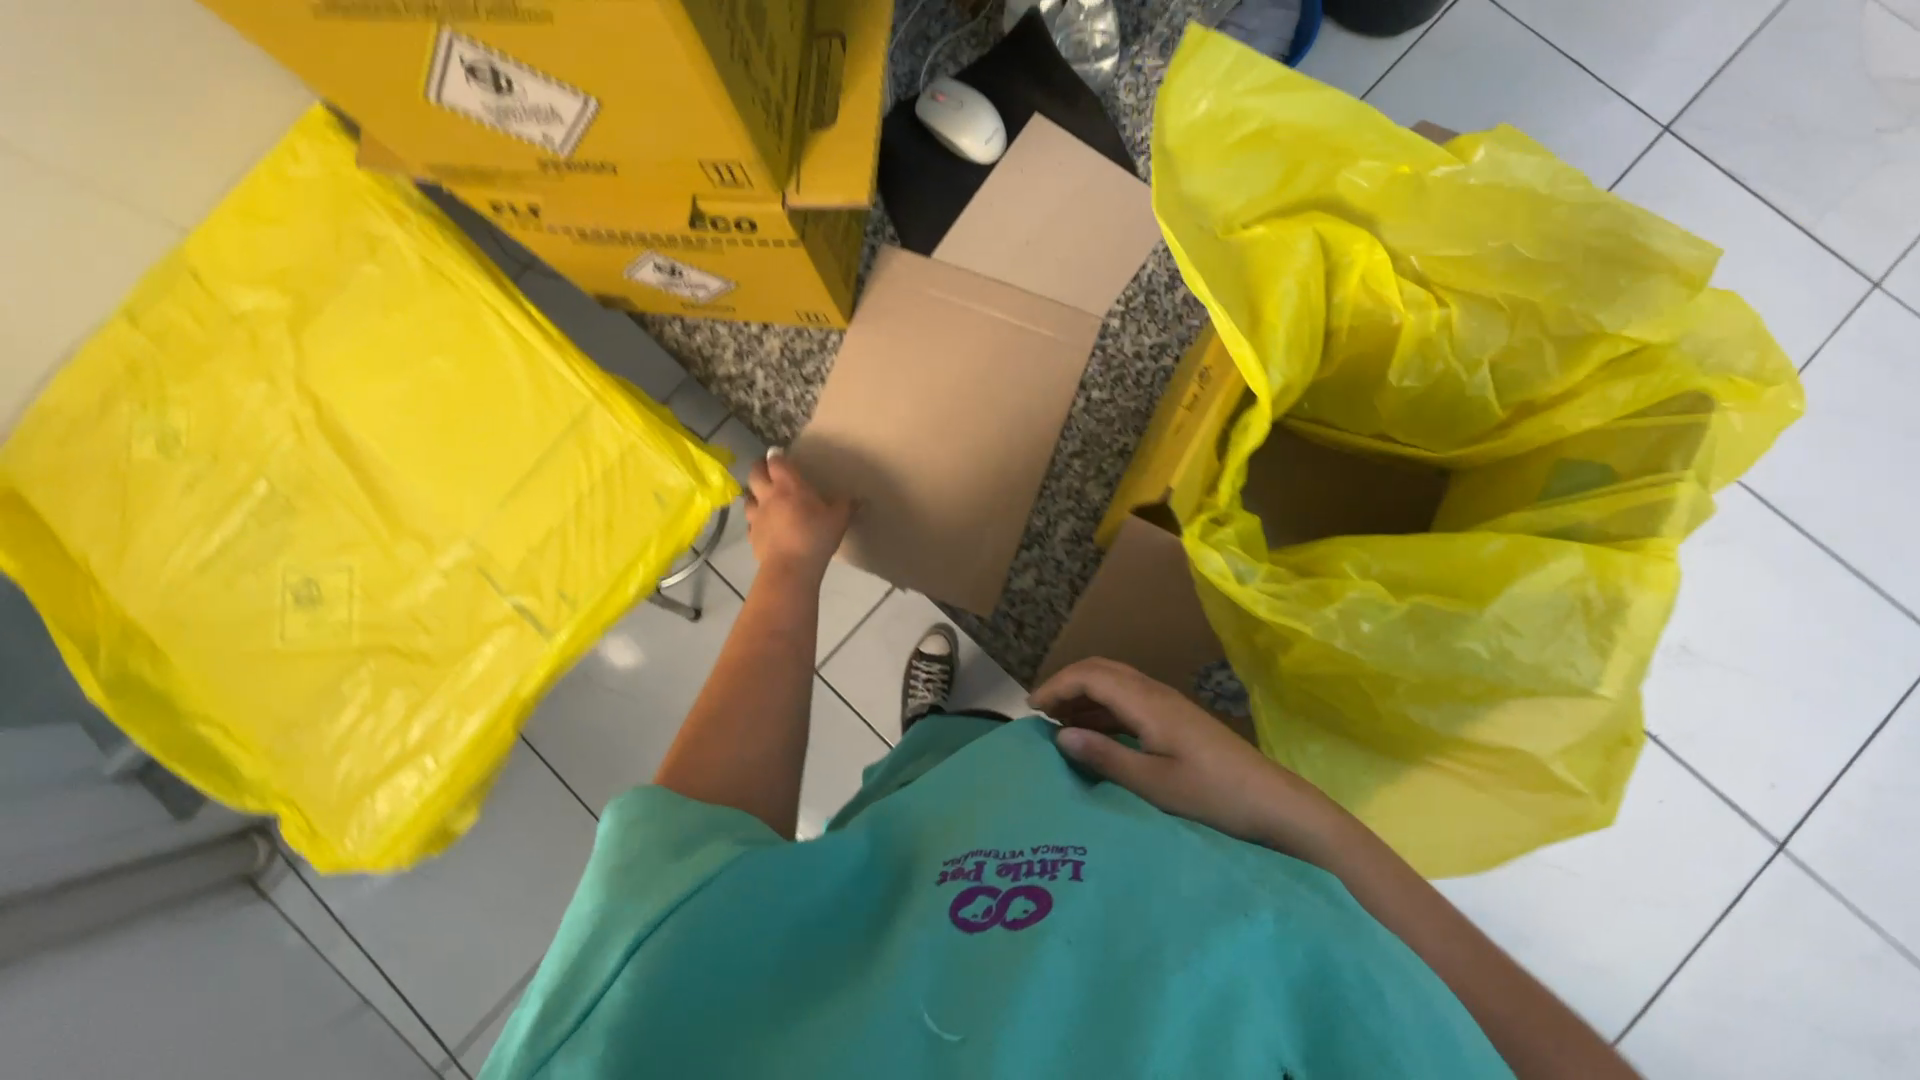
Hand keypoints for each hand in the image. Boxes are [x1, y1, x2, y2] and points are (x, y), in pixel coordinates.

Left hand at [745, 450, 852, 580]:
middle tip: (766, 468)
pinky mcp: (752, 535)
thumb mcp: (838, 519)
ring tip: (761, 496)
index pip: (776, 462)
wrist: (790, 567)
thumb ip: (847, 506)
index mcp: (789, 485)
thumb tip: (860, 499)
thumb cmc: (815, 536)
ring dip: (754, 493)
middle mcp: (768, 495)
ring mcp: (757, 516)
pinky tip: (763, 524)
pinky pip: (750, 522)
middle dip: (759, 468)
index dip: (775, 455)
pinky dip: (755, 519)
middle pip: (755, 473)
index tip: (778, 452)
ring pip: (748, 497)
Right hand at [1030, 659, 1352, 858]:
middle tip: (1041, 712)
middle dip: (1067, 684)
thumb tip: (1059, 734)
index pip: (1091, 676)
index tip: (1031, 709)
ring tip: (1060, 723)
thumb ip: (1105, 756)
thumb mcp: (1154, 784)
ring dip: (1084, 696)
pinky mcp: (1177, 719)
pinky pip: (1129, 699)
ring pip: (1115, 683)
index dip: (1056, 686)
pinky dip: (1103, 709)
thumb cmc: (1213, 796)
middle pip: (1102, 670)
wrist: (1274, 803)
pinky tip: (1095, 733)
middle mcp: (1156, 694)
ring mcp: (1169, 705)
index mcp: (1148, 703)